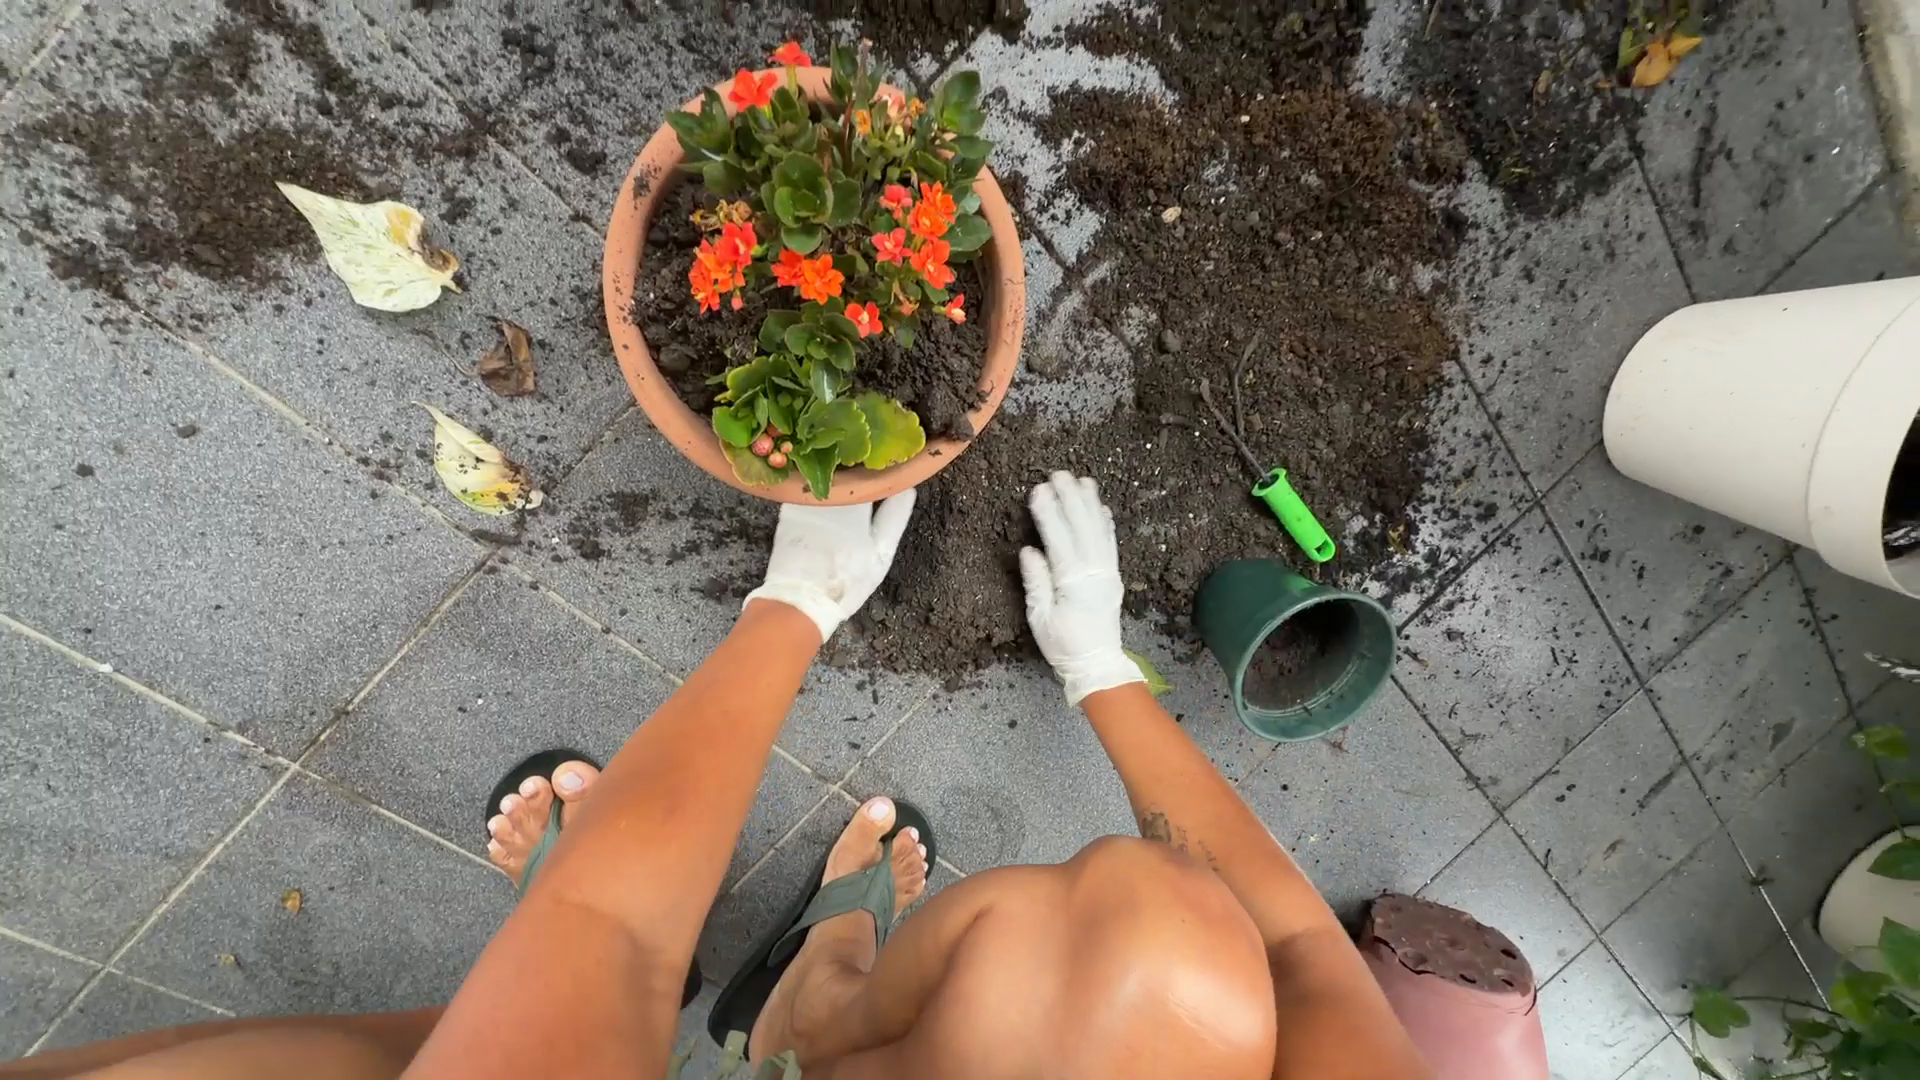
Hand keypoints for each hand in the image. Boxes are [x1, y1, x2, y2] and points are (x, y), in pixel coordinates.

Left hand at [746, 490, 916, 643]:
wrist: (801, 600)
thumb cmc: (848, 580)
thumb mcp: (881, 555)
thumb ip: (895, 518)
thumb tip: (908, 489)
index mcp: (856, 503)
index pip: (870, 476)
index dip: (876, 476)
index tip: (882, 478)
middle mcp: (830, 495)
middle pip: (846, 476)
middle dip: (855, 477)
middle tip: (863, 486)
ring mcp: (806, 500)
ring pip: (826, 484)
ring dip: (834, 486)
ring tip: (842, 497)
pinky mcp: (787, 510)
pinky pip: (805, 494)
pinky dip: (815, 499)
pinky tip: (820, 512)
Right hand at [1019, 471, 1142, 705]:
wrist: (1097, 664)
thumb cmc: (1063, 644)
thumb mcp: (1040, 618)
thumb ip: (1036, 582)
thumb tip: (1029, 550)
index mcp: (1073, 582)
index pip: (1058, 539)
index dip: (1048, 513)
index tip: (1038, 489)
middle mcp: (1094, 573)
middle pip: (1082, 527)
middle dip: (1070, 498)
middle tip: (1059, 473)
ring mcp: (1107, 573)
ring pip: (1099, 530)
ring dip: (1090, 504)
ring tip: (1083, 480)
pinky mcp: (1113, 576)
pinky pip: (1111, 543)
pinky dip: (1106, 523)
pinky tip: (1101, 507)